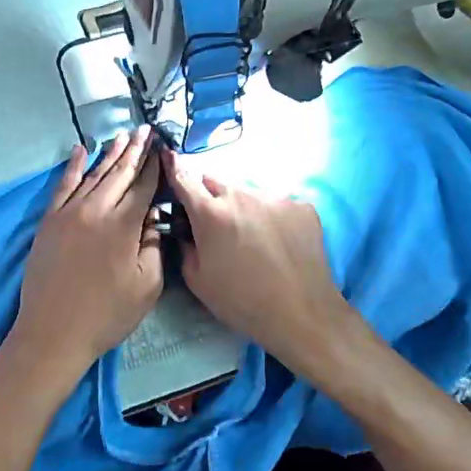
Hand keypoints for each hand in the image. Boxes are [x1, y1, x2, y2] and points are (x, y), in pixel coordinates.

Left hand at [14, 127, 163, 371]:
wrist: (53, 333)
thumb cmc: (107, 315)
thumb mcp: (147, 286)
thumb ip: (153, 245)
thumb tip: (153, 217)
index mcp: (123, 226)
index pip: (143, 186)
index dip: (155, 165)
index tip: (162, 147)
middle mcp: (96, 210)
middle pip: (120, 174)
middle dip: (135, 151)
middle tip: (147, 130)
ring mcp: (68, 214)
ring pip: (93, 175)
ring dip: (110, 154)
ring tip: (124, 137)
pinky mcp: (49, 222)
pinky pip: (63, 186)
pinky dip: (73, 167)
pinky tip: (81, 151)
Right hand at [164, 152, 357, 368]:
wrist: (301, 313)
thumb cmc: (241, 301)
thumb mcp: (198, 280)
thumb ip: (185, 246)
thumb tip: (185, 229)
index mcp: (211, 213)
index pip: (184, 178)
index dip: (173, 167)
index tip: (168, 157)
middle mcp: (242, 196)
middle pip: (218, 183)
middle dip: (211, 198)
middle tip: (217, 226)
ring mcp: (276, 198)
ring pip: (250, 194)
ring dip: (244, 208)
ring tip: (254, 240)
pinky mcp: (302, 207)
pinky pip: (279, 205)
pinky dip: (273, 218)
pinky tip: (279, 244)